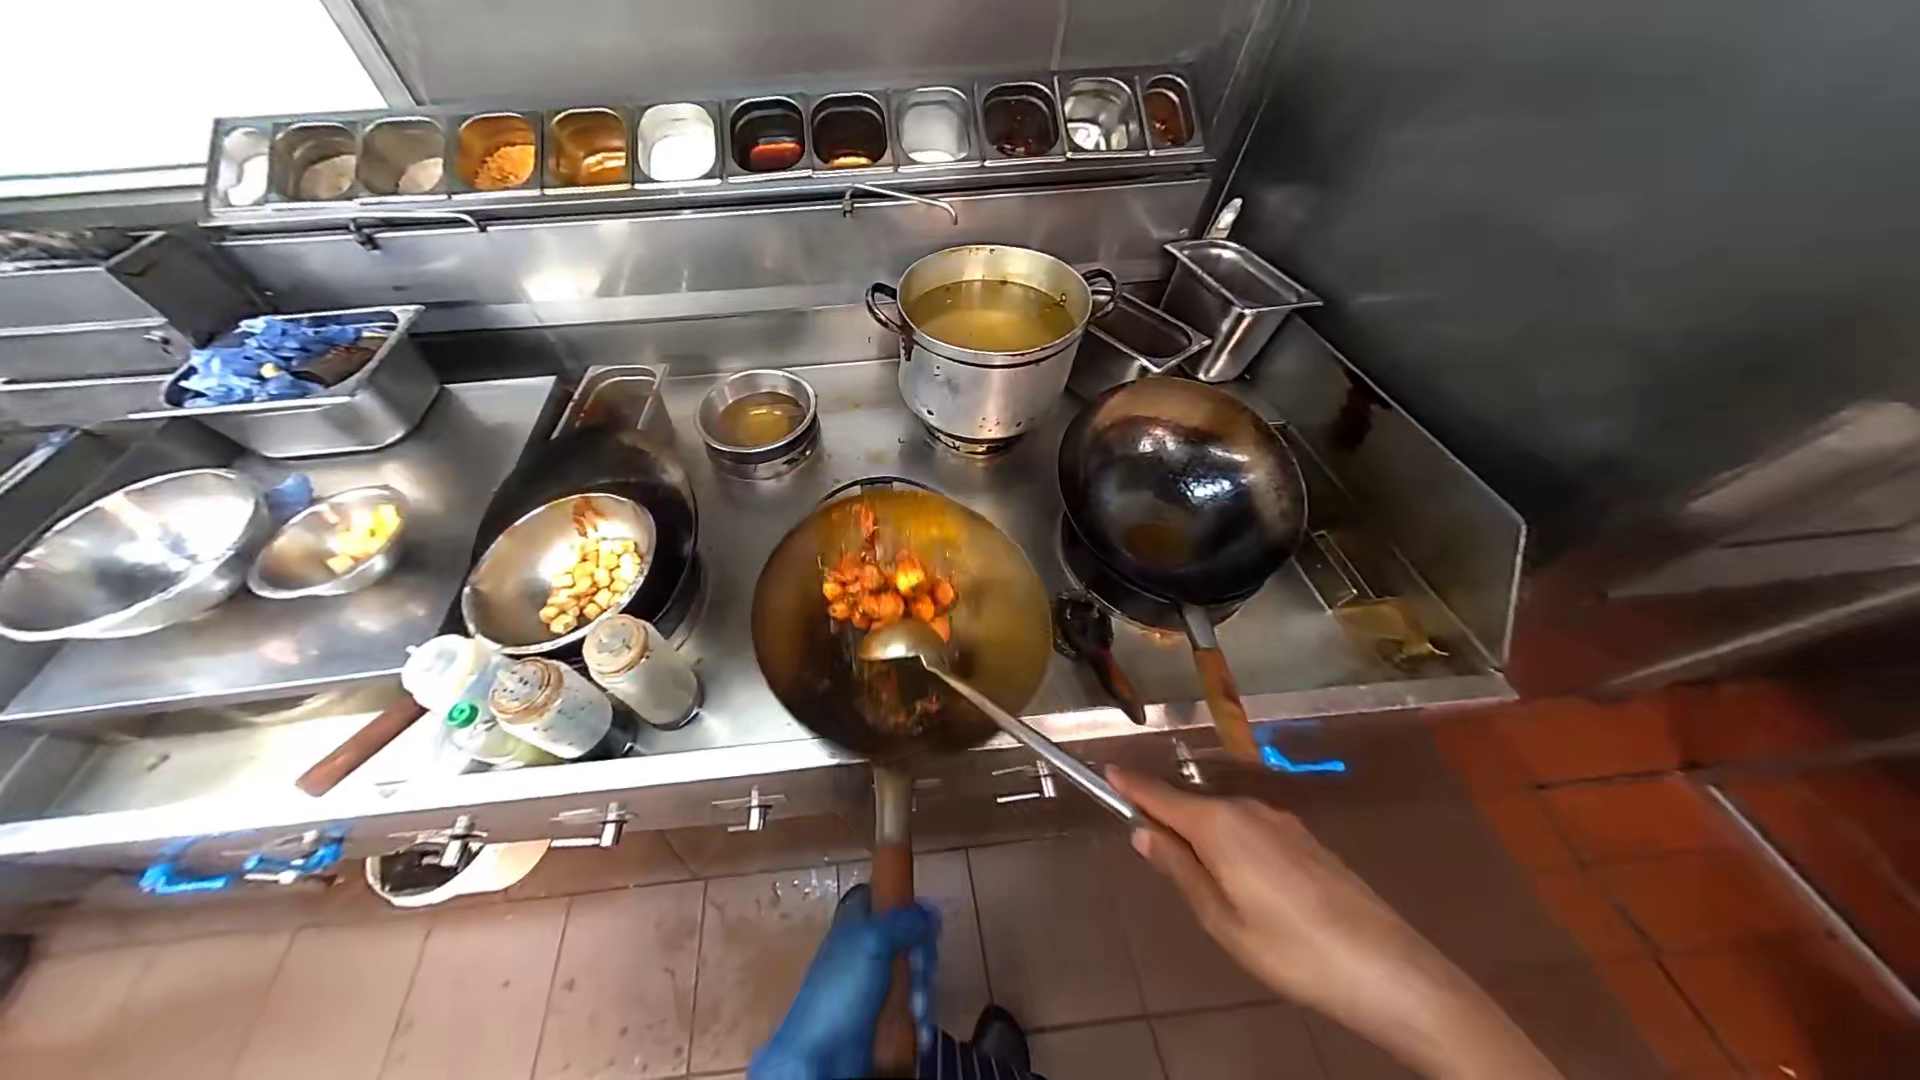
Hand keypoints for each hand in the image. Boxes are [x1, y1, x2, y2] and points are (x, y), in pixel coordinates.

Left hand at [749, 883, 939, 1079]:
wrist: (820, 1061)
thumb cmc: (841, 991)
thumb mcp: (872, 941)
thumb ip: (904, 920)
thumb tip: (932, 911)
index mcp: (855, 923)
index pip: (883, 896)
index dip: (904, 903)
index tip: (922, 921)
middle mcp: (866, 949)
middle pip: (908, 936)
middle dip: (921, 956)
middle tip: (919, 972)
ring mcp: (874, 985)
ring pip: (913, 972)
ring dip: (922, 991)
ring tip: (917, 1011)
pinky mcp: (883, 1017)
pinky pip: (911, 1005)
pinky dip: (919, 1016)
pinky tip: (919, 1029)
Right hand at [1107, 767, 1559, 1079]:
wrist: (1391, 971)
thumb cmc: (1291, 950)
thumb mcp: (1220, 920)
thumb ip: (1178, 869)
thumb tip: (1143, 833)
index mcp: (1218, 825)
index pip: (1159, 794)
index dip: (1129, 784)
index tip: (1105, 771)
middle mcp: (1247, 809)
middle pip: (1191, 805)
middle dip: (1168, 820)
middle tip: (1157, 857)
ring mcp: (1281, 821)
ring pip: (1223, 819)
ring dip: (1203, 836)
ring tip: (1208, 886)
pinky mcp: (1305, 838)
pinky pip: (1251, 829)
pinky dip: (1233, 843)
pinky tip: (1251, 886)